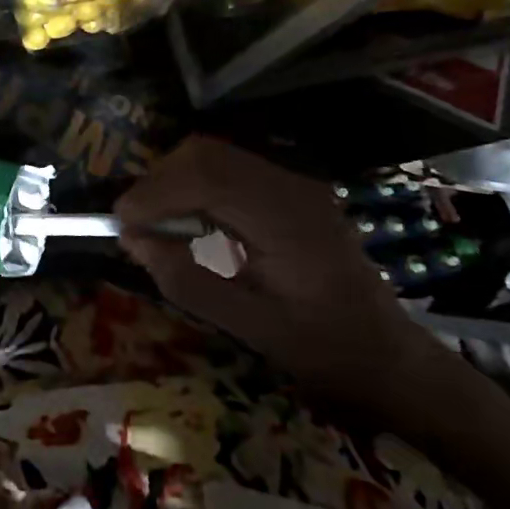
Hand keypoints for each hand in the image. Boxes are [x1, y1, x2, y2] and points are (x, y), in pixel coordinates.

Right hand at [116, 136, 417, 393]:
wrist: (388, 354)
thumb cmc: (323, 348)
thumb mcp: (251, 328)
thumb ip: (187, 281)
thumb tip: (133, 240)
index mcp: (287, 221)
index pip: (207, 180)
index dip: (154, 192)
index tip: (121, 222)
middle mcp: (290, 187)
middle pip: (206, 154)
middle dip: (159, 181)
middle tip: (135, 222)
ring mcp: (291, 181)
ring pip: (213, 154)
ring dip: (173, 179)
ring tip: (155, 220)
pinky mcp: (286, 186)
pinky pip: (227, 166)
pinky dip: (193, 182)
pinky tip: (187, 217)